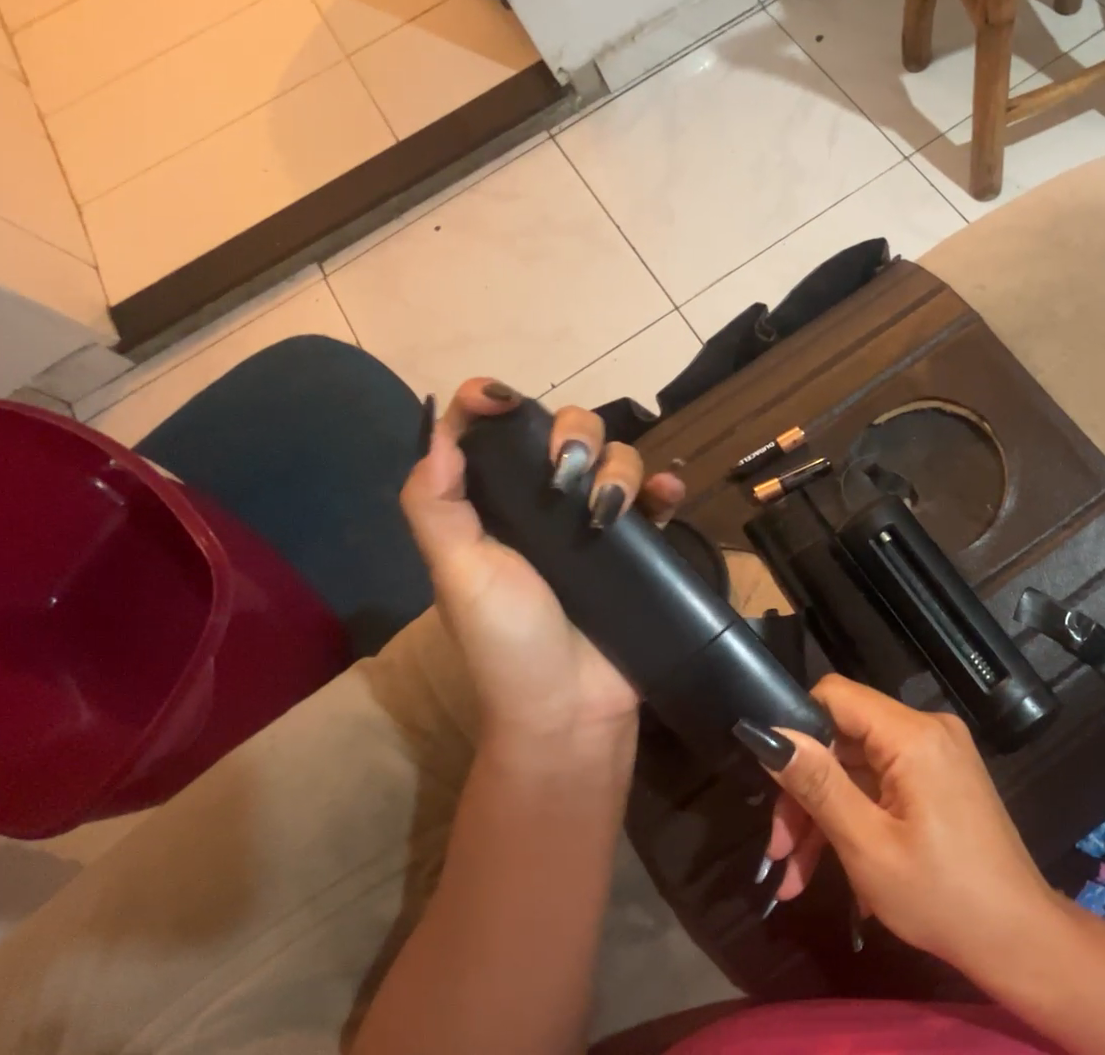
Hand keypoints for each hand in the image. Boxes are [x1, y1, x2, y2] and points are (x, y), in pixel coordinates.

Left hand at [399, 378, 684, 744]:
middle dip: (571, 435)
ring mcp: (597, 524)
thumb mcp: (458, 573)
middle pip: (566, 432)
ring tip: (609, 509)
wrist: (572, 705)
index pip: (491, 435)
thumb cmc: (508, 643)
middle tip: (564, 473)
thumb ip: (437, 503)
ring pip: (618, 458)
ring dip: (619, 466)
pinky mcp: (642, 545)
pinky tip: (668, 494)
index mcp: (493, 507)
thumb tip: (440, 429)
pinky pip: (660, 498)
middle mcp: (546, 506)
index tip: (498, 398)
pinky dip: (667, 485)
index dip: (492, 403)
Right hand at [749, 676, 1059, 969]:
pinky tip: (835, 876)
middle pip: (844, 740)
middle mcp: (928, 731)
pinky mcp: (941, 782)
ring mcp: (938, 757)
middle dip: (805, 794)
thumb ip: (818, 784)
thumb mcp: (866, 844)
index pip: (835, 696)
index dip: (795, 728)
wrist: (1015, 936)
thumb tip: (770, 735)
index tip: (766, 779)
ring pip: (859, 770)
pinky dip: (856, 822)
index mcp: (914, 734)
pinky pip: (884, 787)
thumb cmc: (940, 894)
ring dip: (824, 819)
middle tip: (777, 854)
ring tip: (794, 881)